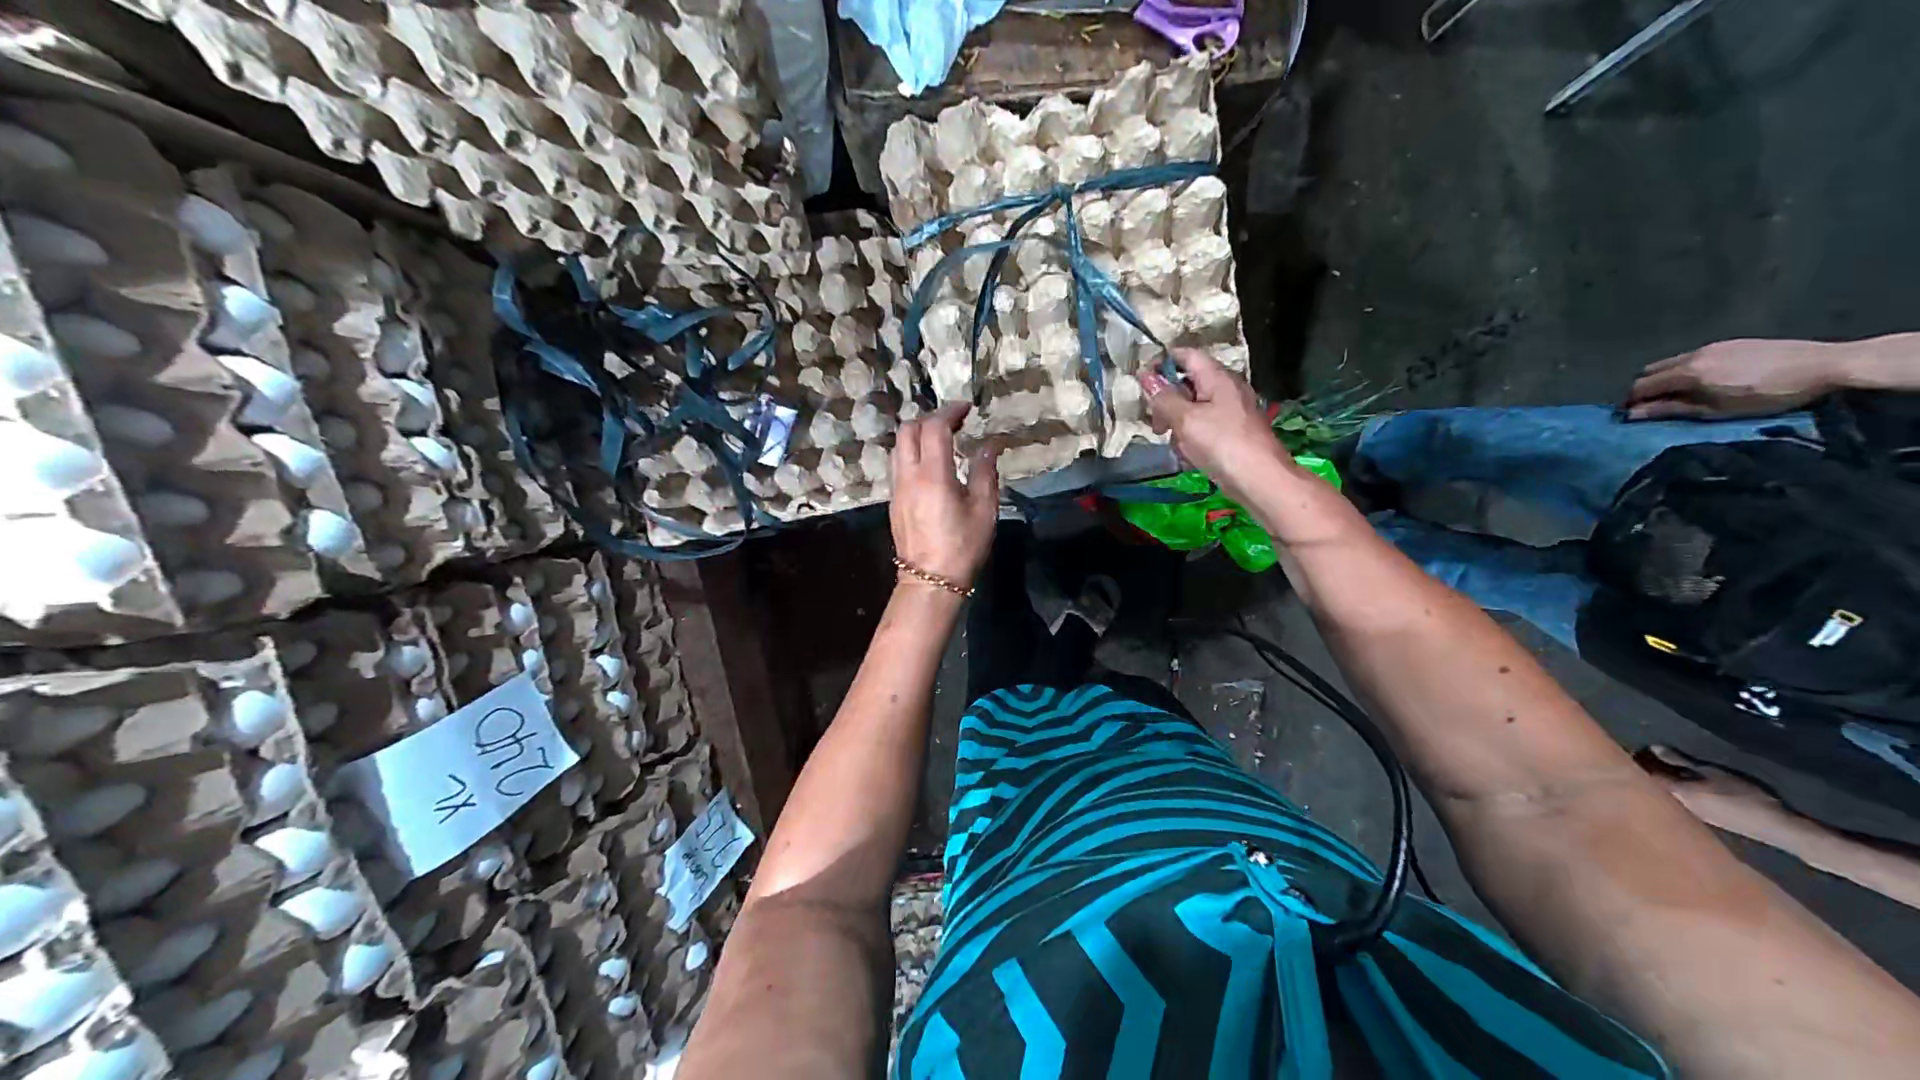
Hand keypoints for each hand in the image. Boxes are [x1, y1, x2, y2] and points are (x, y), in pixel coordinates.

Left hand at [889, 403, 999, 589]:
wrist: (930, 581)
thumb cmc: (962, 546)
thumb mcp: (984, 509)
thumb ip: (985, 471)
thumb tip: (990, 445)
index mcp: (932, 475)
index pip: (935, 428)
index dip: (950, 411)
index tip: (967, 408)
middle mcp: (908, 476)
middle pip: (908, 430)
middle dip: (930, 419)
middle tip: (954, 423)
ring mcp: (896, 488)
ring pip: (898, 447)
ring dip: (917, 435)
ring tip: (942, 440)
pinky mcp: (893, 501)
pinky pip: (898, 465)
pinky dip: (912, 453)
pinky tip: (931, 465)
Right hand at [1141, 349, 1300, 503]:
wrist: (1259, 480)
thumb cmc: (1222, 444)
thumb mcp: (1185, 419)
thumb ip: (1164, 397)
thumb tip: (1145, 376)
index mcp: (1217, 378)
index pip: (1186, 355)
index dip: (1162, 362)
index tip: (1142, 382)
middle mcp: (1226, 389)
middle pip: (1188, 382)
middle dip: (1166, 400)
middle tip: (1155, 423)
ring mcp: (1231, 411)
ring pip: (1194, 407)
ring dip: (1177, 422)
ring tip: (1172, 442)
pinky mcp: (1232, 432)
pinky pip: (1204, 426)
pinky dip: (1191, 436)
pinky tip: (1187, 454)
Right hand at [1623, 339, 1848, 420]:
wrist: (1825, 366)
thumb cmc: (1768, 395)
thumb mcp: (1716, 410)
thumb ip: (1671, 409)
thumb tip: (1632, 415)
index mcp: (1686, 372)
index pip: (1640, 386)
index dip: (1631, 403)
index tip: (1632, 416)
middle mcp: (1692, 355)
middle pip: (1649, 371)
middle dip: (1643, 388)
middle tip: (1653, 406)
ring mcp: (1713, 346)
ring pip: (1670, 362)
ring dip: (1665, 378)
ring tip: (1680, 394)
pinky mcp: (1731, 343)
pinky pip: (1693, 356)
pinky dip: (1686, 369)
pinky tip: (1706, 380)